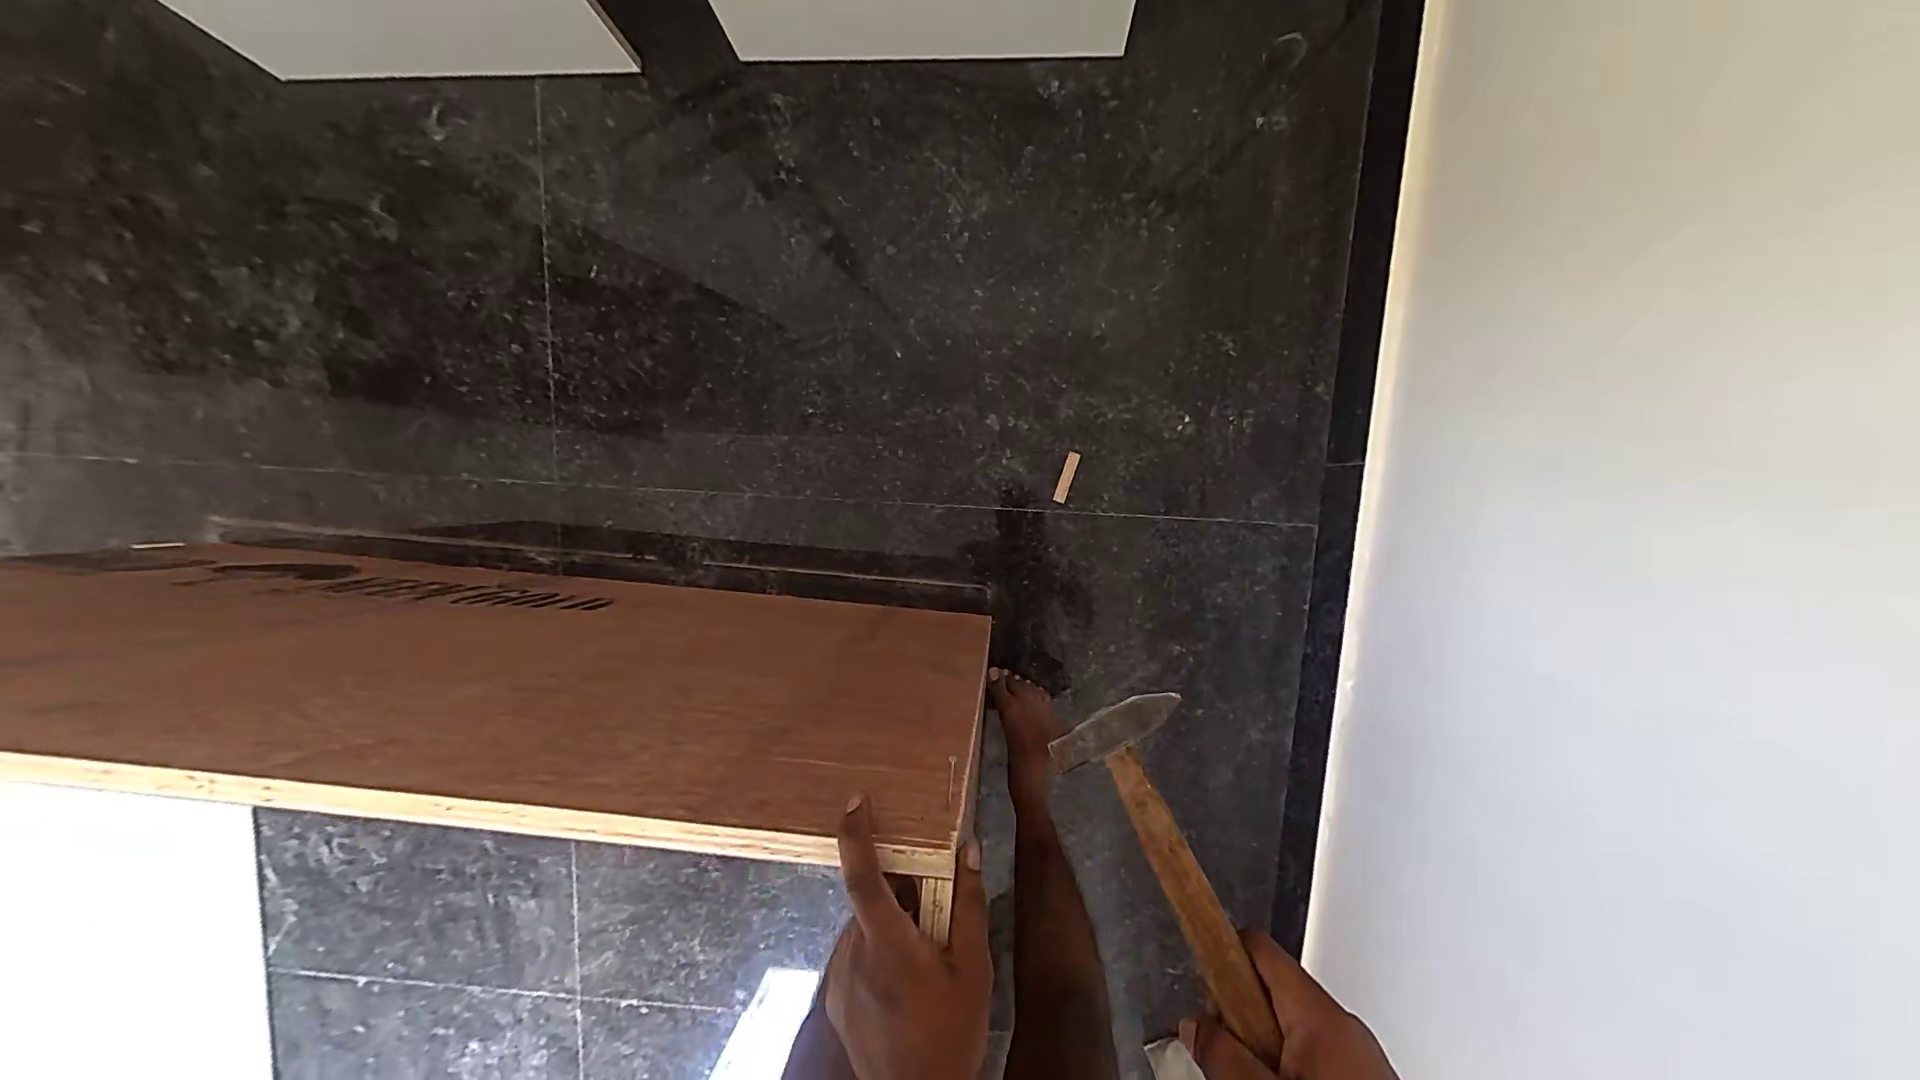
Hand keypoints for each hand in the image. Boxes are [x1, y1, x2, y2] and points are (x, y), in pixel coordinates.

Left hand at [824, 794, 990, 1079]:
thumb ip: (970, 905)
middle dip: (901, 891)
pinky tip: (905, 981)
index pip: (863, 878)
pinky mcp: (835, 998)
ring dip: (892, 923)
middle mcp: (854, 955)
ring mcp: (840, 978)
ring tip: (925, 956)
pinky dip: (879, 948)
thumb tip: (969, 849)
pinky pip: (857, 952)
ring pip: (866, 926)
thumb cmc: (951, 1035)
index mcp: (888, 945)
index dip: (855, 835)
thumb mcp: (975, 970)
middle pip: (872, 900)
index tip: (856, 801)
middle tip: (934, 908)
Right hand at [1180, 929, 1397, 1079]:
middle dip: (1239, 1023)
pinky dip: (1286, 1075)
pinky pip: (1312, 1063)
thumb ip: (1222, 1057)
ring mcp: (1358, 1061)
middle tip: (1229, 1065)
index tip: (1197, 976)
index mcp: (1322, 1017)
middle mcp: (1344, 1029)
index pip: (1257, 948)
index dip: (1221, 955)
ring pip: (1288, 1035)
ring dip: (1261, 1056)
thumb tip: (1196, 1026)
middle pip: (1268, 995)